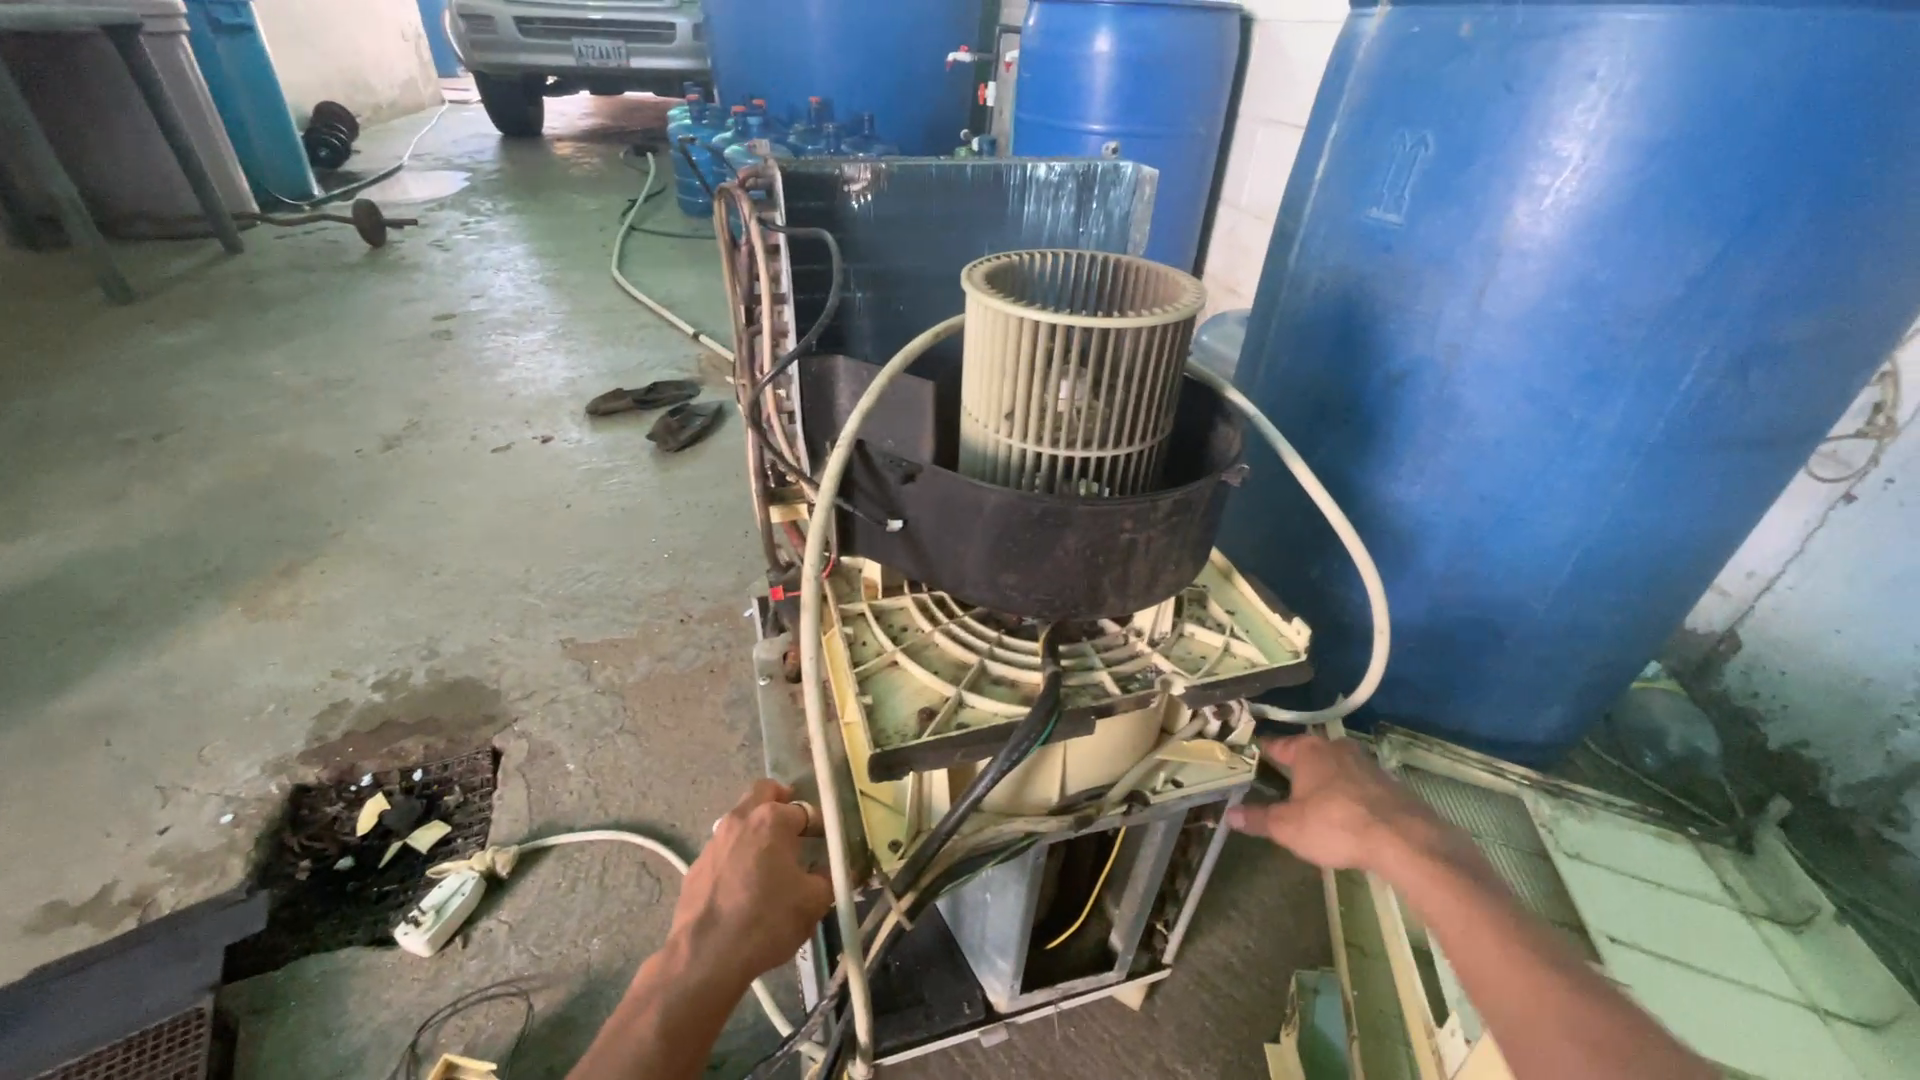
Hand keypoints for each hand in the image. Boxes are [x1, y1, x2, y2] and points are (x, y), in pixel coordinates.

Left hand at [670, 779, 832, 988]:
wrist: (706, 957)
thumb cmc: (767, 920)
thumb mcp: (814, 902)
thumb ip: (830, 878)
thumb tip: (834, 870)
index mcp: (772, 819)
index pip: (804, 809)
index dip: (819, 825)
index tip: (826, 844)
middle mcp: (740, 819)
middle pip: (763, 792)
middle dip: (781, 801)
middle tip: (795, 827)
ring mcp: (714, 841)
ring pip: (739, 819)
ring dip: (756, 828)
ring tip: (769, 861)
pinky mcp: (696, 866)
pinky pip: (723, 849)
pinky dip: (737, 855)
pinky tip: (744, 886)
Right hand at [1226, 734, 1456, 873]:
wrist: (1404, 840)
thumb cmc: (1335, 824)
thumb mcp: (1288, 827)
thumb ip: (1258, 819)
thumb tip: (1229, 814)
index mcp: (1308, 751)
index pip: (1276, 745)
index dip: (1262, 752)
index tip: (1249, 756)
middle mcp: (1337, 748)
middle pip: (1309, 753)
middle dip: (1296, 766)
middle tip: (1280, 781)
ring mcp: (1367, 764)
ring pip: (1337, 767)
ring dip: (1325, 780)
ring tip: (1313, 799)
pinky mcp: (1390, 784)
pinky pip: (1360, 785)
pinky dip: (1349, 794)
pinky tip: (1346, 814)